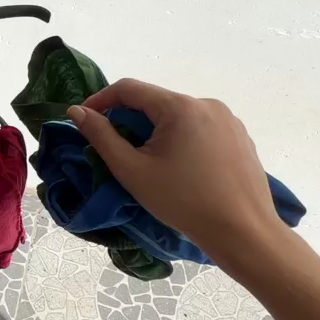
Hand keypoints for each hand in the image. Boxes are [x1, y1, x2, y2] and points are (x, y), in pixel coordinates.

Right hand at [69, 79, 287, 258]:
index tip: (84, 120)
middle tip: (114, 147)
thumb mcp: (131, 169)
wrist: (243, 231)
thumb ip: (100, 135)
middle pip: (154, 101)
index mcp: (180, 107)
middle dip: (128, 118)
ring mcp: (228, 120)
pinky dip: (179, 138)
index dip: (100, 100)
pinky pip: (198, 127)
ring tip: (147, 160)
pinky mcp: (239, 136)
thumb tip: (76, 111)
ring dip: (154, 129)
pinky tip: (178, 166)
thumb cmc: (181, 200)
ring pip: (176, 115)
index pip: (129, 88)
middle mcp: (207, 104)